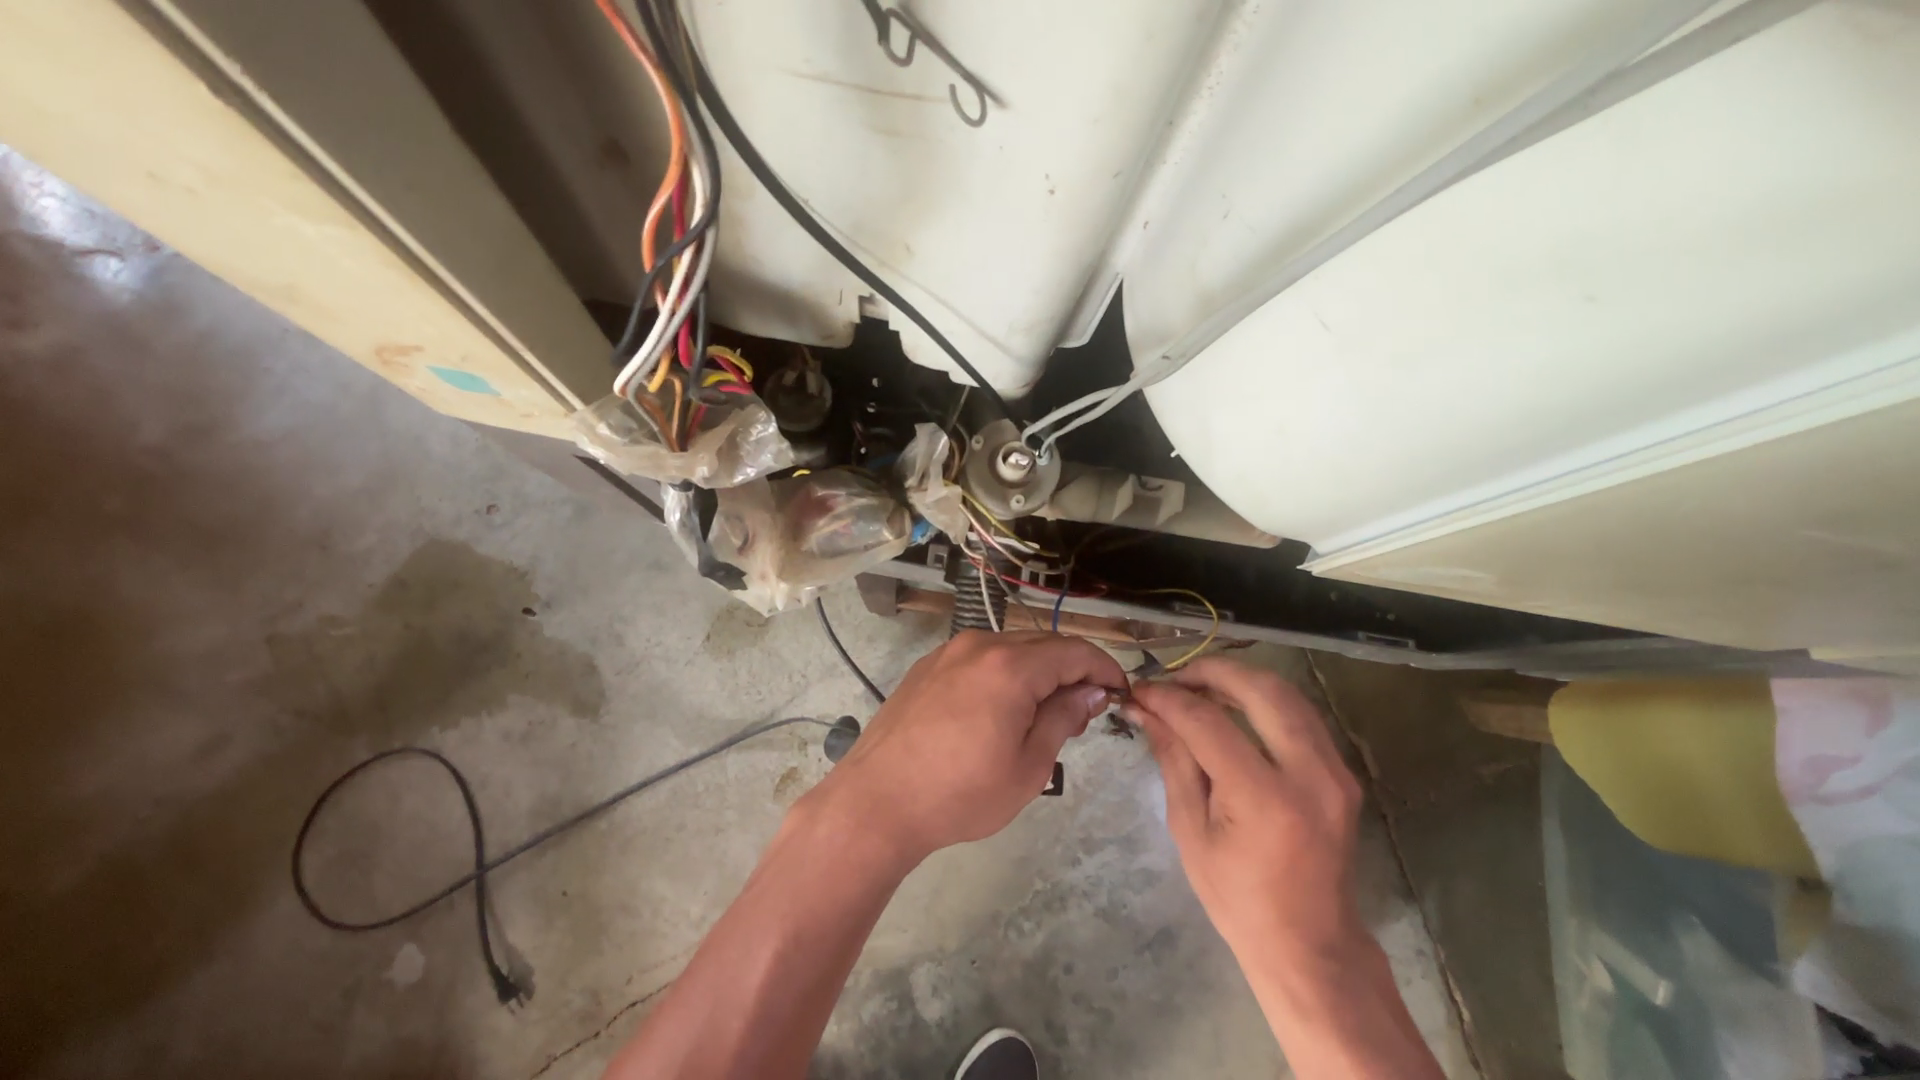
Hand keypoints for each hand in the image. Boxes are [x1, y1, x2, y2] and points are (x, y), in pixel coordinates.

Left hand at [800, 630, 1125, 867]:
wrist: (877, 803)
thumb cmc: (960, 794)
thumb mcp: (1029, 767)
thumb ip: (1063, 718)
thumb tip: (1090, 691)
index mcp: (1010, 666)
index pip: (1075, 650)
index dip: (1104, 668)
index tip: (1119, 693)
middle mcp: (978, 646)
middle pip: (1042, 645)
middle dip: (1071, 671)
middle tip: (1082, 714)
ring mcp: (946, 654)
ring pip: (1008, 650)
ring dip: (1036, 673)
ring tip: (1041, 717)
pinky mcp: (925, 669)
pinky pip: (978, 660)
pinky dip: (1002, 676)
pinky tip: (999, 712)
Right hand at [1127, 658, 1365, 966]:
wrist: (1308, 941)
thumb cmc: (1236, 897)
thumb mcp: (1190, 830)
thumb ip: (1173, 760)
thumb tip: (1146, 710)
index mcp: (1264, 799)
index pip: (1208, 722)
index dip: (1170, 699)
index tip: (1140, 691)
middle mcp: (1309, 774)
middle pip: (1261, 690)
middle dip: (1212, 672)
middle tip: (1174, 678)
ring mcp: (1335, 772)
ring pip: (1289, 694)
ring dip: (1241, 680)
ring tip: (1200, 686)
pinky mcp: (1343, 773)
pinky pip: (1303, 716)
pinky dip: (1266, 701)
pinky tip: (1235, 708)